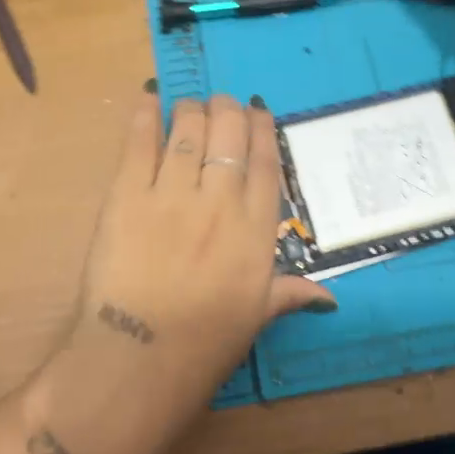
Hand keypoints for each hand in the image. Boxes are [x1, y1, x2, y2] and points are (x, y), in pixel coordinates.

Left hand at [24, 93, 333, 453]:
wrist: (140, 357)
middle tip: (220, 106)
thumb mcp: (256, 317)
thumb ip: (289, 294)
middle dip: (227, 110)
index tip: (257, 109)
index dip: (262, 128)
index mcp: (256, 230)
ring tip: (189, 104)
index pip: (265, 162)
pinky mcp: (127, 194)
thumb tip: (327, 297)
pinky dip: (145, 116)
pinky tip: (149, 96)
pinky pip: (140, 143)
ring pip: (188, 130)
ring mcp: (172, 193)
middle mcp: (219, 201)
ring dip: (191, 109)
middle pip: (229, 135)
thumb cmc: (205, 343)